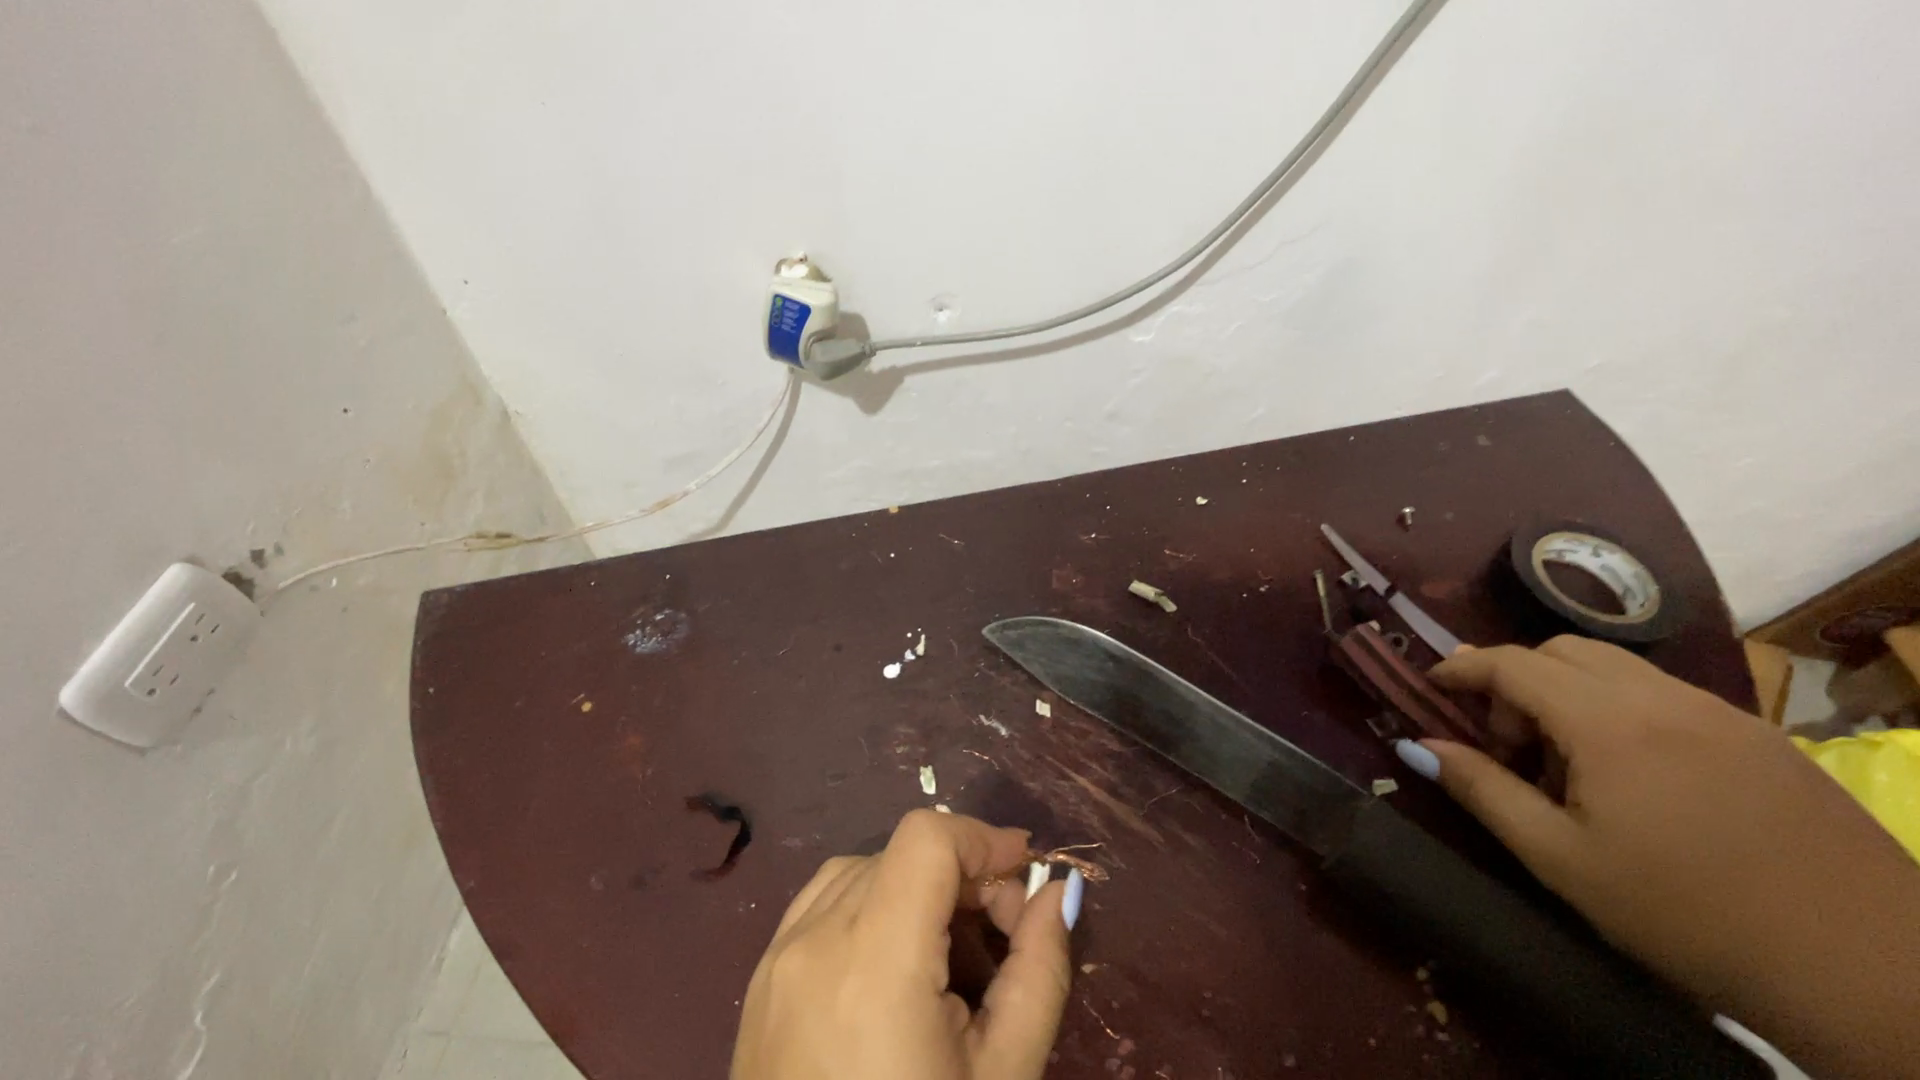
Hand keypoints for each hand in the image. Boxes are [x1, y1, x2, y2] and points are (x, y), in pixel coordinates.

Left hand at [732, 810, 1082, 1079]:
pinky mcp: (759, 981)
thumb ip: (1039, 972)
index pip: (926, 839)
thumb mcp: (1002, 1074)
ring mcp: (776, 959)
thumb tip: (1055, 894)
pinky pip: (821, 906)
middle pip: (897, 854)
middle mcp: (812, 940)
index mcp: (872, 961)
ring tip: (951, 953)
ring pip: (858, 872)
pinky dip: (869, 908)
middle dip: (961, 874)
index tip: (1025, 877)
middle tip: (1003, 935)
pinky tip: (895, 967)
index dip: (983, 840)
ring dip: (915, 889)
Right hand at [1409, 636, 1919, 1079]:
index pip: (1514, 663)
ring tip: (1568, 767)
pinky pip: (1666, 695)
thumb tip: (1419, 745)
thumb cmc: (1686, 915)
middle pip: (1565, 650)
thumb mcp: (1561, 860)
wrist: (1866, 968)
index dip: (1464, 666)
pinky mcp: (1762, 737)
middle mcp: (1665, 698)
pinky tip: (1635, 780)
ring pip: (1619, 669)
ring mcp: (1722, 713)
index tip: (1431, 683)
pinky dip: (1621, 710)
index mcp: (1610, 723)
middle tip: (1506, 744)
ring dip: (1569, 694)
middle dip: (1517, 680)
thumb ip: (1483, 790)